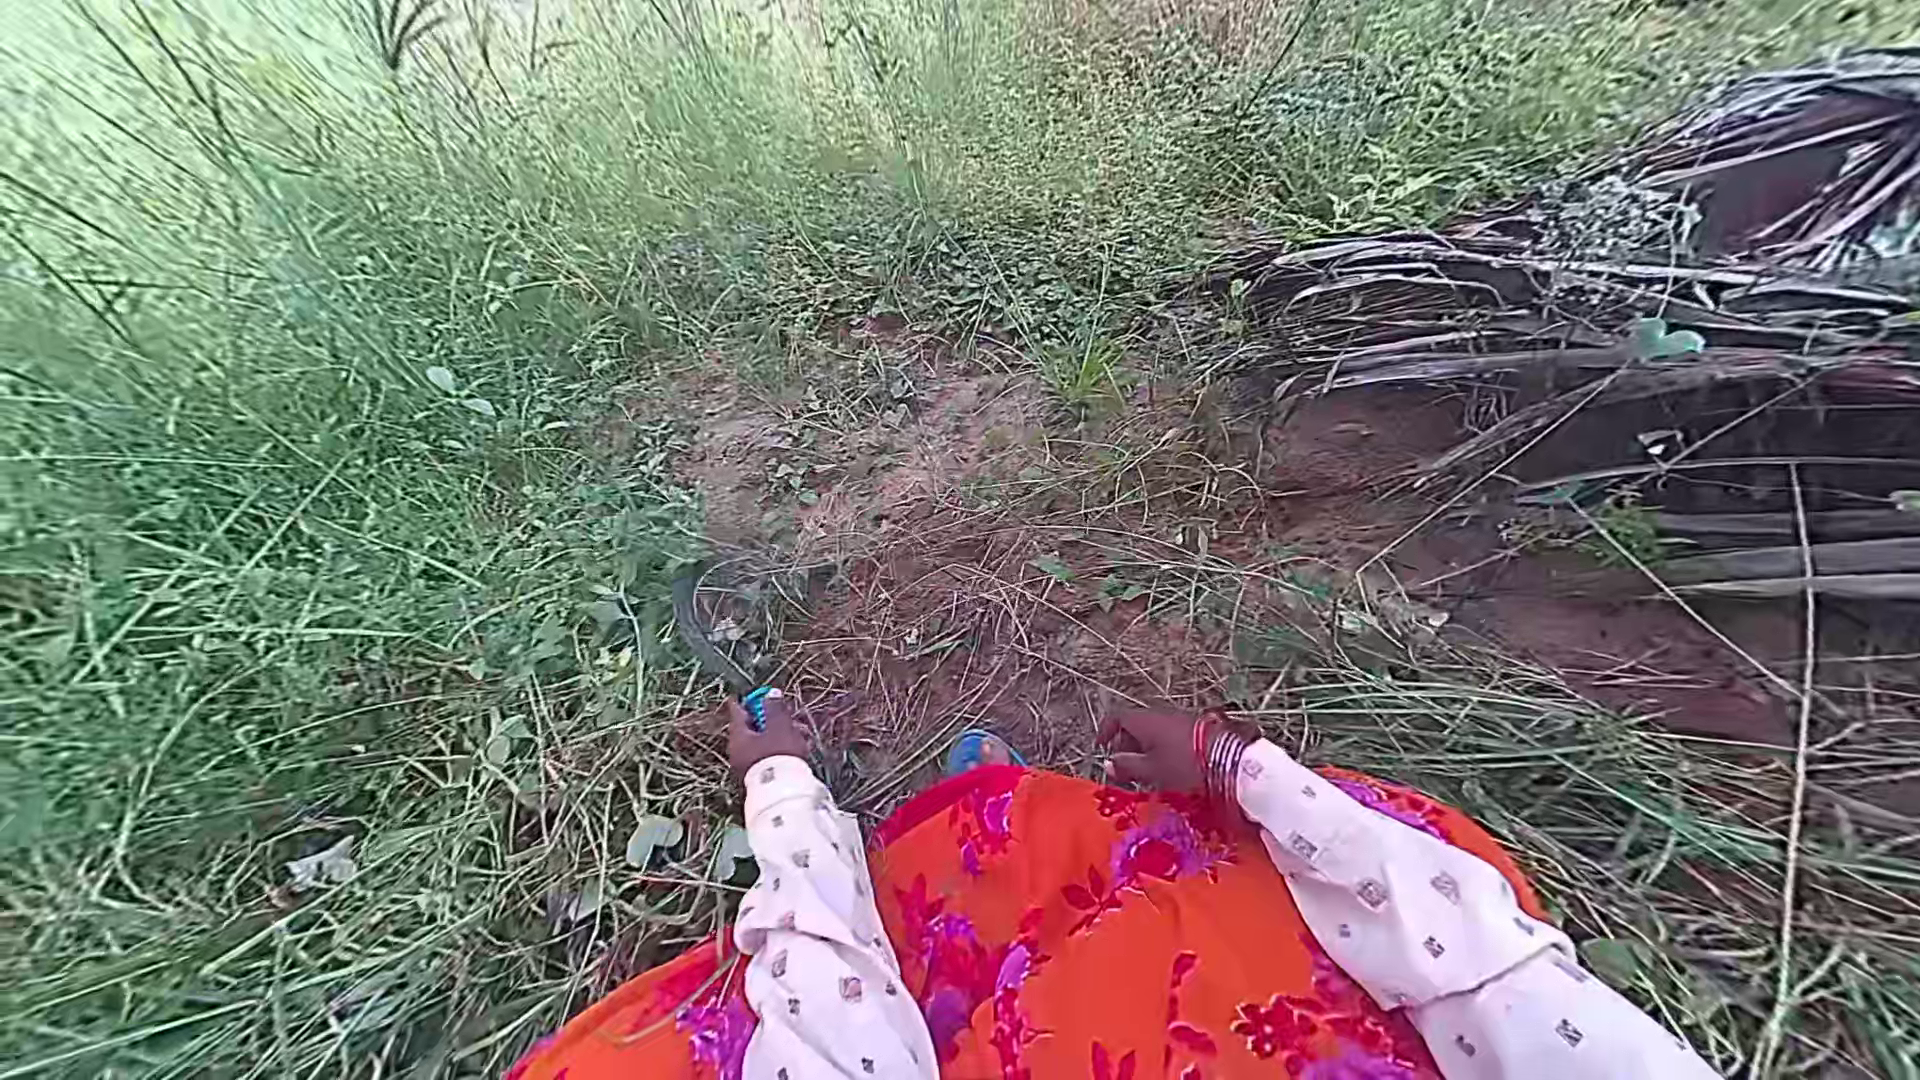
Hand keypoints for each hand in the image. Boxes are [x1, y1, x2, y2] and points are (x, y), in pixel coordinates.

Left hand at [727, 688, 807, 779]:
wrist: (783, 792)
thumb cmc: (779, 754)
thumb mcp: (779, 726)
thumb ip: (775, 708)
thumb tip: (771, 693)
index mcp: (738, 736)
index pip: (738, 710)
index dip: (750, 700)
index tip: (760, 694)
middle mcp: (738, 750)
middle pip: (752, 726)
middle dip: (771, 718)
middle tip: (788, 714)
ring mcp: (747, 764)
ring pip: (763, 740)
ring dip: (780, 733)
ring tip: (801, 732)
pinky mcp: (760, 775)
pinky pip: (769, 753)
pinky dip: (781, 746)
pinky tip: (799, 746)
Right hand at [1096, 707, 1202, 792]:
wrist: (1234, 760)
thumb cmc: (1185, 765)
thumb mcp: (1152, 770)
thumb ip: (1127, 766)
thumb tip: (1107, 763)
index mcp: (1145, 721)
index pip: (1117, 717)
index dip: (1105, 731)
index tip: (1101, 748)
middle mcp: (1160, 715)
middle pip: (1134, 725)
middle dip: (1125, 745)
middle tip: (1124, 768)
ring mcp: (1179, 720)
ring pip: (1152, 732)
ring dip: (1144, 749)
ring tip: (1147, 773)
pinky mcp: (1196, 729)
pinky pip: (1168, 736)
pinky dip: (1160, 749)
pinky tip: (1168, 769)